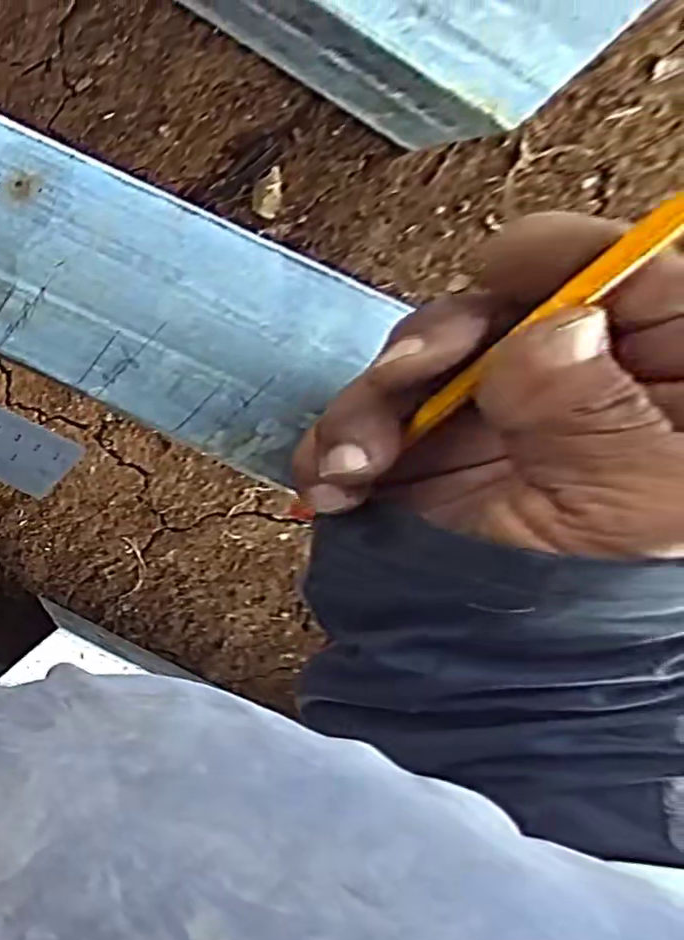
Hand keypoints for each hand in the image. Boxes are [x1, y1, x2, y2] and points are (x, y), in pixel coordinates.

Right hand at [292, 213, 683, 557]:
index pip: (635, 279)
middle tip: (403, 373)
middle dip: (431, 341)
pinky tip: (336, 490)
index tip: (510, 261)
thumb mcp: (632, 500)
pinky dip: (324, 453)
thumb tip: (552, 328)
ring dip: (360, 412)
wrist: (475, 646)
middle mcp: (554, 381)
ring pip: (397, 367)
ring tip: (352, 467)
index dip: (573, 258)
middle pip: (491, 311)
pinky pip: (340, 424)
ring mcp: (463, 413)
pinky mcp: (390, 445)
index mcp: (656, 379)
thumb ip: (596, 414)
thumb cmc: (593, 585)